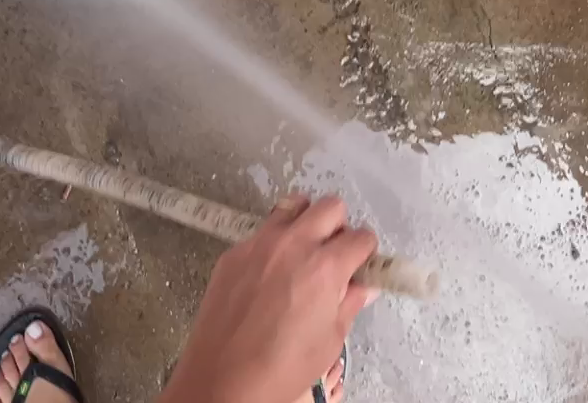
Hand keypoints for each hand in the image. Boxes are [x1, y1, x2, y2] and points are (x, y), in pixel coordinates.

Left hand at [160, 195, 379, 402]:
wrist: (222, 381)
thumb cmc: (281, 369)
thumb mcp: (329, 342)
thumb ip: (350, 303)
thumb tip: (364, 286)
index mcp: (325, 267)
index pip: (361, 237)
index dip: (365, 251)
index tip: (360, 263)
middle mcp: (295, 243)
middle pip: (332, 206)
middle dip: (339, 227)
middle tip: (333, 254)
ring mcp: (262, 242)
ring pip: (294, 205)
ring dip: (306, 222)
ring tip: (302, 251)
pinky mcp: (236, 249)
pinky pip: (263, 230)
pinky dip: (274, 242)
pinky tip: (269, 272)